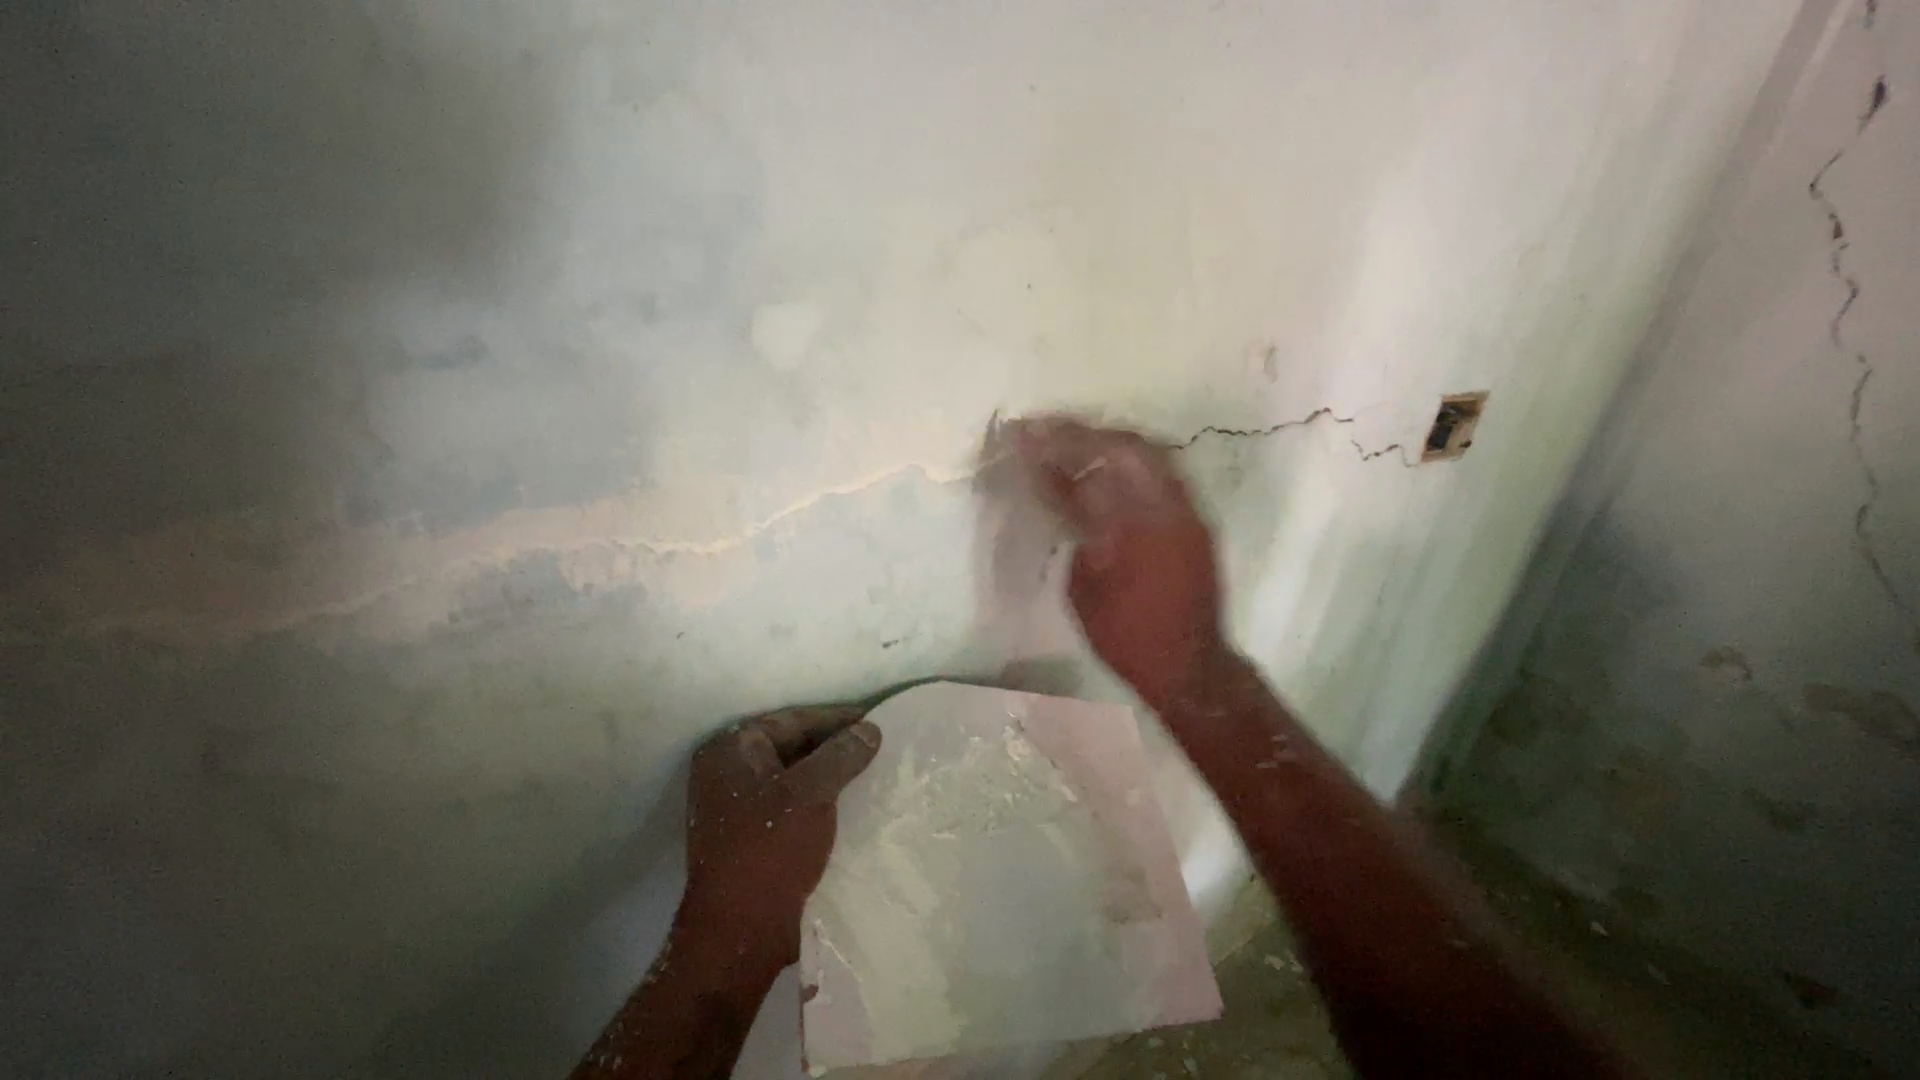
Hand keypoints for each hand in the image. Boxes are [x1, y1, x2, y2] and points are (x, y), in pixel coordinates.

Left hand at [681, 705, 881, 963]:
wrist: (740, 934)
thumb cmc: (769, 850)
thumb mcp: (811, 793)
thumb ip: (842, 754)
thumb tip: (870, 729)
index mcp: (730, 750)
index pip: (793, 720)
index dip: (837, 718)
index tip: (877, 721)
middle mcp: (727, 772)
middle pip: (792, 746)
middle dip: (835, 747)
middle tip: (881, 746)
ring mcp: (736, 808)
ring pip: (795, 778)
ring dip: (830, 776)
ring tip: (874, 774)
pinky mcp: (750, 838)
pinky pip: (792, 806)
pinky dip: (820, 802)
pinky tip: (853, 805)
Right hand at [1006, 415, 1226, 705]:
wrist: (1190, 666)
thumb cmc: (1128, 638)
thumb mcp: (1084, 589)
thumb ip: (1076, 534)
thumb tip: (1061, 493)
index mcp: (1133, 529)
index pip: (1086, 473)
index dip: (1050, 449)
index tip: (1021, 435)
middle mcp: (1166, 510)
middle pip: (1123, 447)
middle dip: (1080, 432)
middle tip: (1045, 429)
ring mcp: (1188, 511)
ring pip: (1148, 453)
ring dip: (1107, 440)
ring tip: (1073, 439)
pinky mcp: (1196, 519)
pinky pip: (1163, 471)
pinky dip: (1131, 459)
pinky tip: (1107, 464)